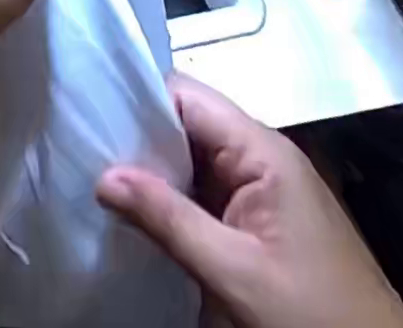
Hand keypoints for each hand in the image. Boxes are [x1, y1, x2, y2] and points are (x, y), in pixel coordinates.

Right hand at [96, 75, 402, 327]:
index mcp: (261, 148)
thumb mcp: (235, 272)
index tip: (95, 111)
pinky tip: (139, 209)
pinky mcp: (258, 216)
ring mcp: (260, 185)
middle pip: (189, 123)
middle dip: (141, 135)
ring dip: (154, 167)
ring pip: (194, 157)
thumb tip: (104, 176)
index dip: (142, 97)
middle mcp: (260, 154)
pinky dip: (173, 196)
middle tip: (88, 149)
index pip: (189, 97)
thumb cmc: (313, 315)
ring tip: (101, 175)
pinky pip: (206, 190)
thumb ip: (169, 220)